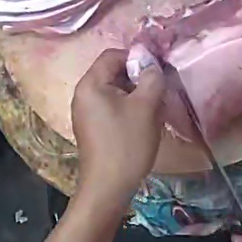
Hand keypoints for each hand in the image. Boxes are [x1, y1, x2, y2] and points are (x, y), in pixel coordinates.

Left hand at [70, 48, 166, 206]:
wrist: (108, 186)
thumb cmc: (127, 143)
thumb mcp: (146, 106)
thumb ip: (151, 77)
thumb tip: (152, 63)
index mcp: (90, 83)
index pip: (113, 54)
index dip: (137, 57)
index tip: (158, 70)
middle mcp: (82, 93)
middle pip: (112, 71)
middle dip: (137, 76)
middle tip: (159, 89)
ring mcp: (85, 111)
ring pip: (114, 90)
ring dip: (135, 93)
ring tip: (154, 107)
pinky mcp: (91, 126)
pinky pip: (110, 106)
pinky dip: (127, 107)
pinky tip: (142, 122)